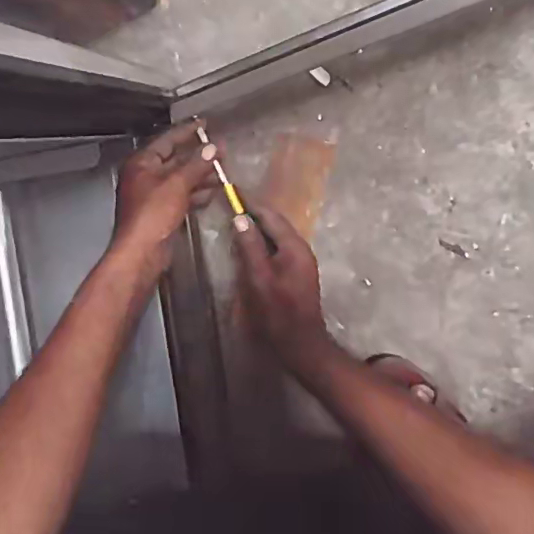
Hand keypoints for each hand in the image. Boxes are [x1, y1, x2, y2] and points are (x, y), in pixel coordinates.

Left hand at [112, 122, 220, 277]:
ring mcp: (152, 195)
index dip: (186, 131)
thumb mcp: (177, 184)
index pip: (166, 140)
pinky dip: (196, 193)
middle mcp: (144, 176)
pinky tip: (213, 192)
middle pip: (175, 160)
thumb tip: (213, 148)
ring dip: (200, 175)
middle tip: (220, 150)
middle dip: (198, 156)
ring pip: (180, 179)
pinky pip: (181, 196)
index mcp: (141, 163)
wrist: (142, 252)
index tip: (204, 124)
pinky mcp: (161, 212)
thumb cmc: (153, 214)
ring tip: (222, 171)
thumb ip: (196, 164)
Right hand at [231, 208, 331, 370]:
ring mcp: (301, 260)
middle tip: (232, 201)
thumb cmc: (279, 312)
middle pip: (276, 222)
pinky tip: (250, 242)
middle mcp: (301, 248)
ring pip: (277, 234)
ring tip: (237, 216)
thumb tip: (240, 218)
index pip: (271, 215)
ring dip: (258, 225)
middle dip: (255, 210)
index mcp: (294, 246)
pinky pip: (278, 246)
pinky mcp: (296, 271)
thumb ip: (250, 247)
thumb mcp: (259, 278)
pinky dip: (263, 240)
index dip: (251, 202)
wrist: (301, 342)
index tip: (233, 190)